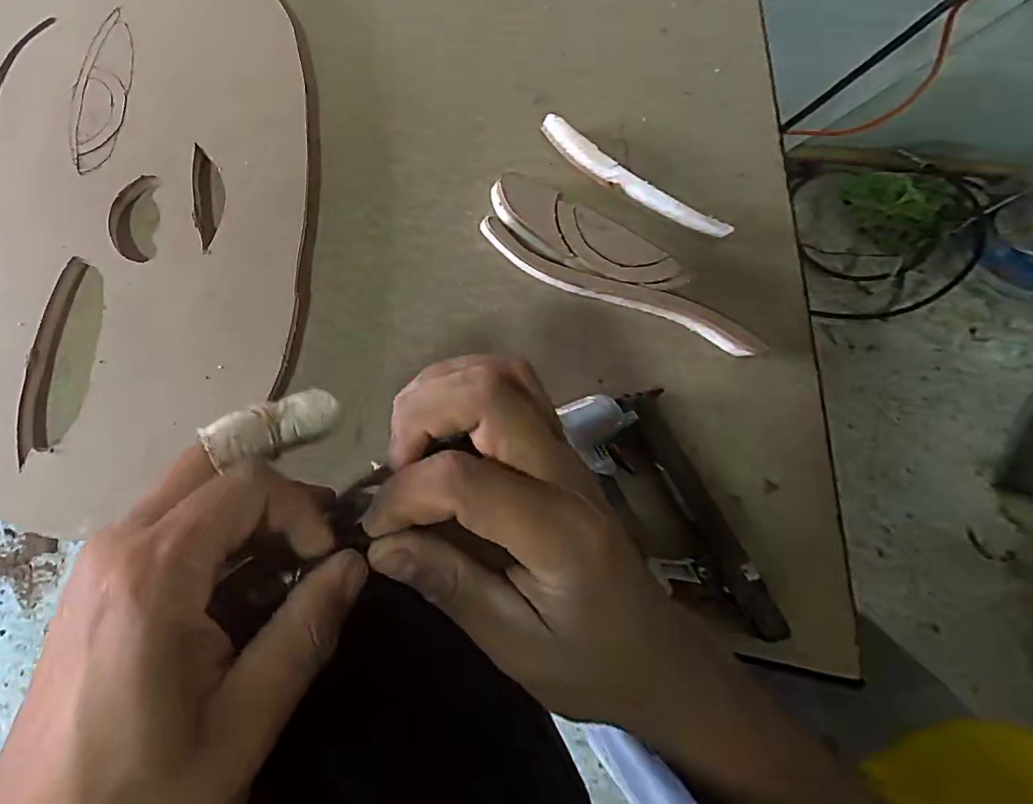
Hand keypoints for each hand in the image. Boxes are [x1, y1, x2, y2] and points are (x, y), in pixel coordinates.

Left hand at [0, 447, 367, 803]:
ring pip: (188, 482)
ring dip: (244, 503)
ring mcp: (100, 552)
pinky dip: (212, 522)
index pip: (246, 482)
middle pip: (211, 461)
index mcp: (154, 570)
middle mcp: (119, 540)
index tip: (322, 560)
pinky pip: (165, 514)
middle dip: (273, 487)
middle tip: (309, 536)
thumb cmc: (143, 786)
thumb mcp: (241, 722)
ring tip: (282, 555)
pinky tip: (234, 574)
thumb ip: (304, 632)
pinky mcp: (96, 572)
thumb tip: (354, 564)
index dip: (300, 507)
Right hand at [362, 355, 864, 802]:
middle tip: (396, 469)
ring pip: (503, 371)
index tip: (376, 528)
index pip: (464, 478)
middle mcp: (565, 470)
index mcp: (560, 533)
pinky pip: (513, 382)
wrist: (656, 651)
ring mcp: (567, 447)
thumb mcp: (515, 648)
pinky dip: (464, 386)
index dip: (403, 494)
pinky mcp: (560, 442)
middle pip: (489, 391)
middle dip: (420, 416)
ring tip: (411, 442)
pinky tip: (440, 427)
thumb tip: (379, 543)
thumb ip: (448, 585)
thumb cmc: (589, 661)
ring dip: (442, 390)